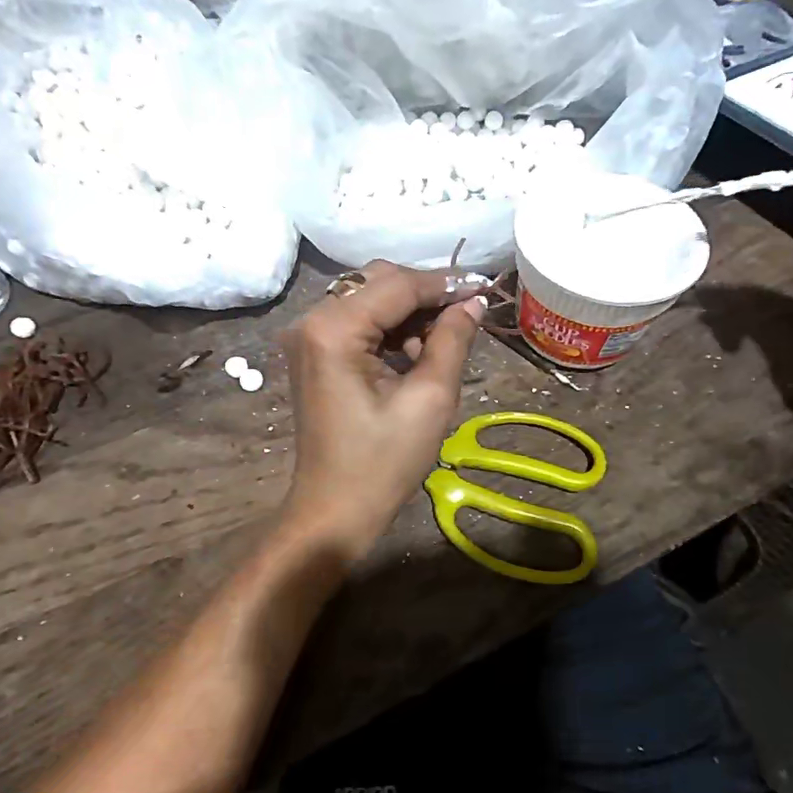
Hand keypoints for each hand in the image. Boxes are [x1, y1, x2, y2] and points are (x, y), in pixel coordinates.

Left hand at [280, 262, 486, 553]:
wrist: (333, 510)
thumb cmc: (382, 463)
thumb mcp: (430, 400)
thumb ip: (452, 340)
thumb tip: (472, 302)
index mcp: (334, 329)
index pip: (397, 285)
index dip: (444, 284)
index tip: (484, 289)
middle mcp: (311, 321)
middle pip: (377, 282)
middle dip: (424, 295)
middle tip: (464, 317)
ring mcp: (308, 337)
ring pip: (368, 299)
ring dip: (407, 314)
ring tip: (439, 346)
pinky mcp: (312, 353)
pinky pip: (356, 322)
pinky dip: (388, 330)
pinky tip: (412, 356)